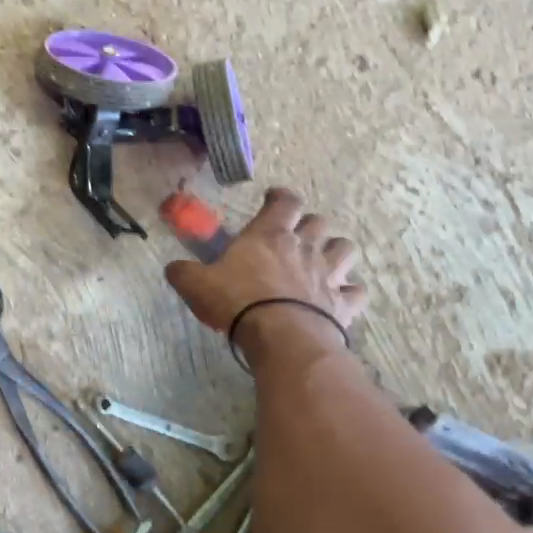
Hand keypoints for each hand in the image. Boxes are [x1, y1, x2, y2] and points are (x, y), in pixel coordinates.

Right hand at [165, 188, 365, 353]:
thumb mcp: (194, 283)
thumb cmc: (236, 300)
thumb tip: (175, 267)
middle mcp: (304, 248)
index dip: (281, 197)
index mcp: (269, 235)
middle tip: (293, 234)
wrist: (281, 335)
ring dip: (334, 250)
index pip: (285, 202)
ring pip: (345, 249)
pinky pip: (357, 290)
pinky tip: (339, 294)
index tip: (272, 198)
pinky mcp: (344, 302)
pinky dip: (350, 289)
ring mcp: (329, 275)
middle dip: (308, 224)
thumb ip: (183, 271)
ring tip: (321, 259)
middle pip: (320, 223)